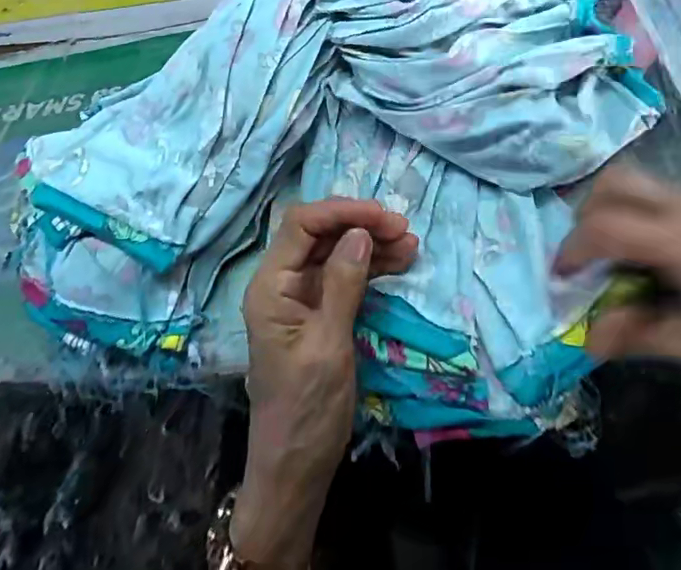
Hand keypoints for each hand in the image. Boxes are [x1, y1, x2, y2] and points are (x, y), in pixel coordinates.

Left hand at [233, 198, 418, 568]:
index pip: (300, 225)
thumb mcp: (328, 344)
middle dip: (359, 226)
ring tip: (410, 244)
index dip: (340, 212)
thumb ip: (342, 284)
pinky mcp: (317, 314)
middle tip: (403, 230)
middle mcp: (281, 283)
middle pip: (319, 235)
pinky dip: (369, 269)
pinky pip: (343, 279)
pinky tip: (398, 264)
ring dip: (370, 245)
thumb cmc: (307, 409)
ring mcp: (299, 298)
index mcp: (270, 284)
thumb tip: (360, 233)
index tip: (382, 215)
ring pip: (334, 254)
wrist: (295, 467)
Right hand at [555, 166, 680, 441]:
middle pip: (618, 183)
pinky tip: (663, 263)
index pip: (607, 226)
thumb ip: (641, 335)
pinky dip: (648, 219)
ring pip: (646, 186)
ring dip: (618, 215)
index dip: (572, 250)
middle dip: (587, 217)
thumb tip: (585, 338)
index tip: (560, 279)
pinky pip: (674, 199)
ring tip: (621, 266)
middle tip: (586, 262)